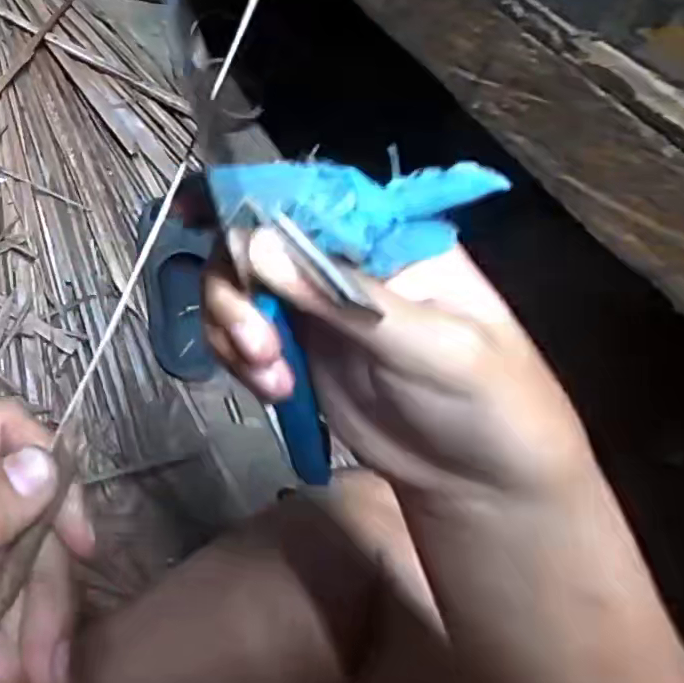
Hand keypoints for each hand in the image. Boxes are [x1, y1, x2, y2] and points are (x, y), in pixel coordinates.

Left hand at [0, 399, 94, 682]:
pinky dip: (15, 657)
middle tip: (41, 657)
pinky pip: (19, 610)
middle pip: (33, 508)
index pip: (6, 426)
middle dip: (44, 587)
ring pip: (35, 568)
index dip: (50, 468)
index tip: (77, 539)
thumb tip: (45, 462)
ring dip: (30, 636)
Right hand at [202, 234, 594, 503]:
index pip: (302, 195)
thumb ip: (343, 296)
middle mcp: (333, 257)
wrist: (479, 486)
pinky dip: (233, 355)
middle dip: (234, 288)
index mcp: (382, 238)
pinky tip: (270, 387)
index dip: (242, 196)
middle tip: (252, 341)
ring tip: (269, 376)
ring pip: (229, 284)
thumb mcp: (434, 349)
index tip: (192, 211)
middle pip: (247, 240)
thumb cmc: (491, 406)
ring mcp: (303, 297)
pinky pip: (229, 327)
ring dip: (231, 327)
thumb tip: (255, 243)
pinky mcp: (282, 337)